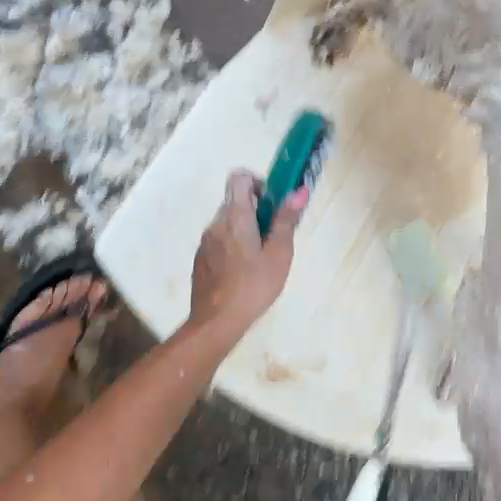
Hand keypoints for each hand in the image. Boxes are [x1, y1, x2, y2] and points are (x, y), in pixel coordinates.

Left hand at [189, 169, 300, 336]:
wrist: (215, 323)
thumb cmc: (253, 286)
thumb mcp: (279, 253)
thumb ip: (286, 220)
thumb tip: (299, 191)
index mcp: (235, 216)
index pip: (239, 178)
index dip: (258, 182)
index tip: (272, 203)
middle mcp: (215, 223)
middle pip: (235, 201)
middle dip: (257, 210)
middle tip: (274, 235)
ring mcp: (205, 242)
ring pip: (228, 222)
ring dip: (246, 229)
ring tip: (261, 257)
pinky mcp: (201, 259)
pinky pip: (220, 240)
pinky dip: (234, 244)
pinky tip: (244, 271)